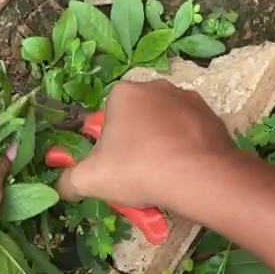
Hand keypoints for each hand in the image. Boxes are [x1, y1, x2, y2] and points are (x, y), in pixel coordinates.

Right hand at [56, 80, 241, 211]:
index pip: (106, 118)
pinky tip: (183, 174)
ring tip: (161, 179)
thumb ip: (68, 181)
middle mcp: (156, 87)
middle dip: (134, 145)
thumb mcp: (89, 180)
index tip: (112, 167)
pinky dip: (185, 151)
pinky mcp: (212, 116)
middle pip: (136, 121)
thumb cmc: (137, 169)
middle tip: (135, 175)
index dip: (106, 145)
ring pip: (164, 127)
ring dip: (160, 148)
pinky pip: (190, 135)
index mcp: (123, 93)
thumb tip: (62, 186)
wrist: (200, 178)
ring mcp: (188, 99)